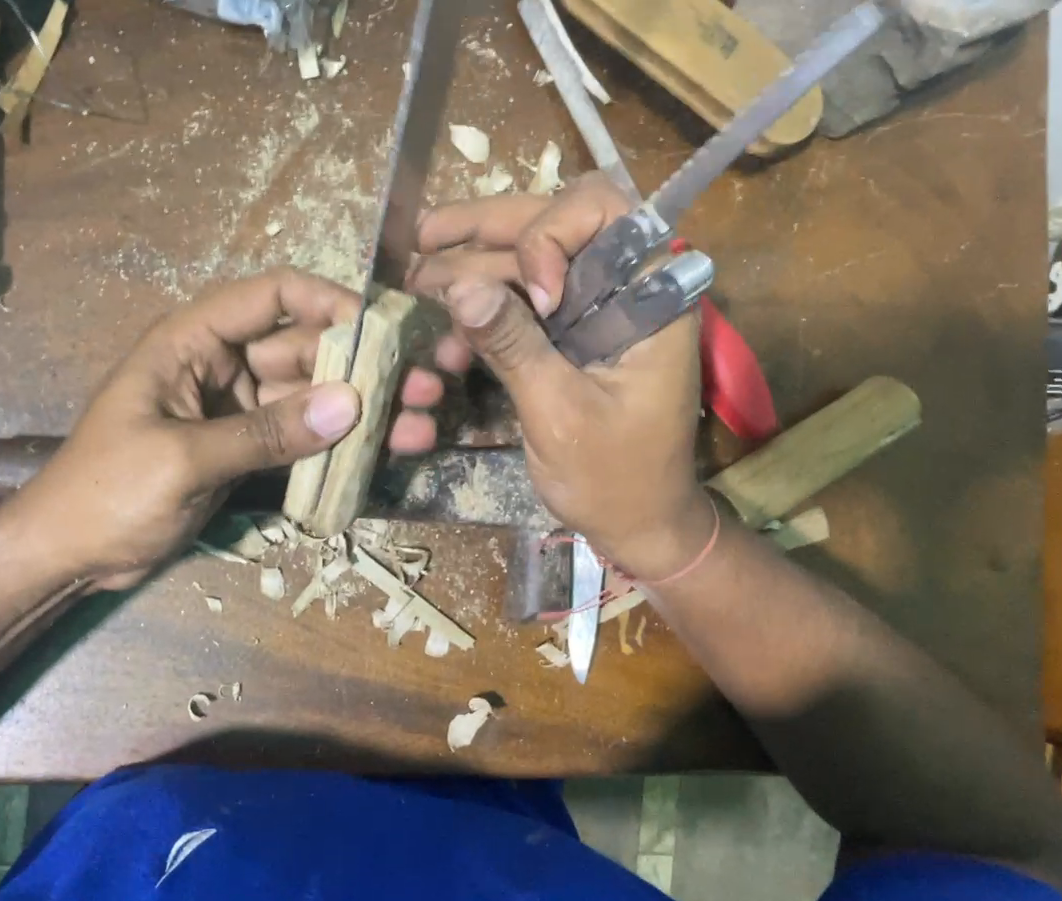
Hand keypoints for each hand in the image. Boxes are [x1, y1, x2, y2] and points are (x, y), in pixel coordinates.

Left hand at [3, 269, 448, 588]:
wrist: (72, 554)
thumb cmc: (108, 492)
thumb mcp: (185, 458)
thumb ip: (265, 432)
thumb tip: (349, 405)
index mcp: (191, 342)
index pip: (271, 297)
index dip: (329, 302)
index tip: (383, 326)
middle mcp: (220, 367)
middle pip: (304, 350)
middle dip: (364, 366)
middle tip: (427, 383)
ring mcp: (235, 412)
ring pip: (310, 398)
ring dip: (363, 409)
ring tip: (424, 422)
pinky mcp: (245, 452)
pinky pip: (299, 439)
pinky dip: (337, 446)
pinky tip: (384, 451)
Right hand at [406, 173, 714, 579]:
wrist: (635, 525)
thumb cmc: (615, 477)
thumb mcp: (560, 413)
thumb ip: (513, 347)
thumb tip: (458, 288)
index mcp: (647, 296)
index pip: (603, 214)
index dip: (552, 234)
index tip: (536, 297)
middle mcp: (619, 290)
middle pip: (552, 227)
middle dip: (484, 230)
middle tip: (422, 238)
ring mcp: (590, 314)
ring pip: (528, 264)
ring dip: (470, 269)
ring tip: (414, 280)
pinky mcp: (566, 340)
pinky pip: (520, 305)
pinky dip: (480, 308)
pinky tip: (440, 317)